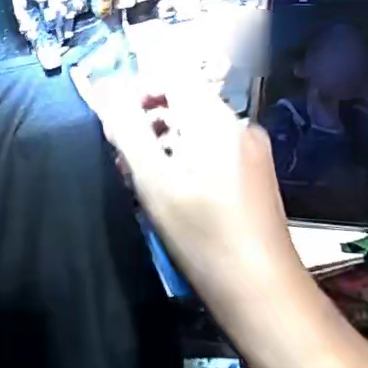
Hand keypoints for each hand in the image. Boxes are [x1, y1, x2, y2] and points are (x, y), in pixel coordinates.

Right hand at [78, 72, 311, 325]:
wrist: (263, 293)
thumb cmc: (203, 236)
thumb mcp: (154, 182)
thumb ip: (127, 129)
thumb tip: (103, 89)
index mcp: (215, 119)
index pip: (171, 73)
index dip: (136, 88)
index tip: (113, 121)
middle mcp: (237, 124)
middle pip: (181, 100)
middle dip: (145, 120)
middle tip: (120, 158)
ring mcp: (249, 149)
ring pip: (193, 126)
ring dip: (160, 141)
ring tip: (138, 179)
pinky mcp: (252, 173)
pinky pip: (209, 147)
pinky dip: (182, 157)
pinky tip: (168, 192)